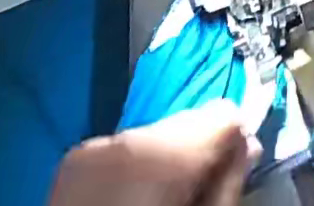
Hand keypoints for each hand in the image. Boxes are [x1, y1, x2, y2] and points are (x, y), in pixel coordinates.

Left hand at [48, 99, 257, 205]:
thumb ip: (227, 188)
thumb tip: (243, 146)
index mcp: (158, 161)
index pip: (222, 117)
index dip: (233, 146)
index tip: (232, 176)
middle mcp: (121, 141)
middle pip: (185, 127)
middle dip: (196, 157)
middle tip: (192, 201)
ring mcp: (87, 153)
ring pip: (154, 139)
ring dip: (164, 166)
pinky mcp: (70, 168)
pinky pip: (123, 155)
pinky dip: (135, 176)